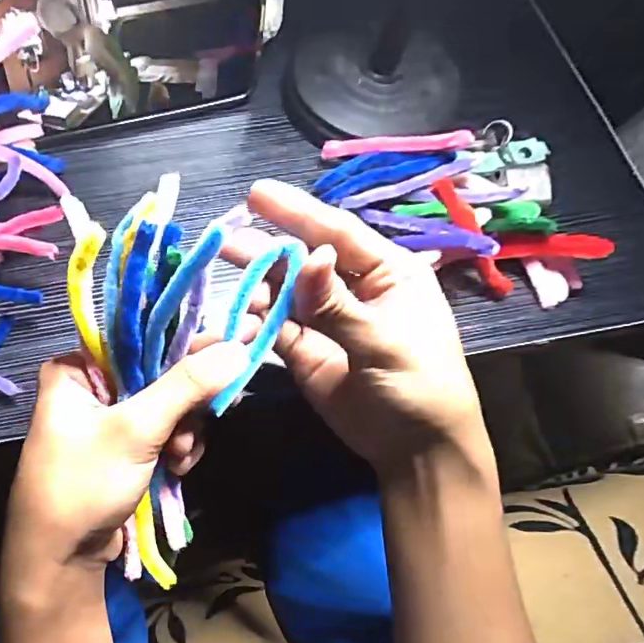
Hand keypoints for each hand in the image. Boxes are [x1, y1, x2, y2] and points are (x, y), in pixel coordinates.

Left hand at [0, 343, 249, 608]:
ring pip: (169, 406)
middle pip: (161, 372)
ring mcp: (109, 419)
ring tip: (181, 458)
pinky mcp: (125, 448)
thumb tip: (238, 346)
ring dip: (185, 431)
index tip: (236, 343)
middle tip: (204, 422)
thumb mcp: (135, 430)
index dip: (190, 340)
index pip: (142, 337)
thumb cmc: (84, 484)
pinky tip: (178, 469)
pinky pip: (164, 432)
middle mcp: (92, 386)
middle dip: (186, 404)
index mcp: (77, 368)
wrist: (60, 558)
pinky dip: (177, 448)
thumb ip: (186, 386)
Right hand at [227, 179, 490, 475]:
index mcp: (388, 272)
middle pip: (303, 259)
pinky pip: (275, 329)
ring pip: (284, 293)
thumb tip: (309, 258)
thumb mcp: (384, 341)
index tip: (256, 194)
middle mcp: (353, 289)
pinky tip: (238, 313)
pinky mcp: (305, 352)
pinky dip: (256, 322)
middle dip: (267, 245)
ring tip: (224, 265)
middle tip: (226, 233)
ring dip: (256, 282)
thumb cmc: (420, 385)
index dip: (297, 212)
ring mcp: (325, 321)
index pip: (337, 233)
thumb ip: (338, 304)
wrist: (415, 448)